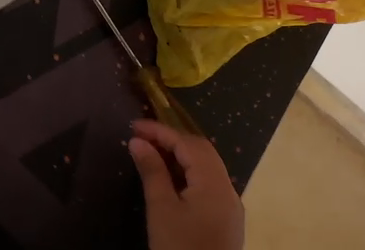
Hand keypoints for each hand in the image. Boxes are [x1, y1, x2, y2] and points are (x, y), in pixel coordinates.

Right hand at [129, 119, 244, 249]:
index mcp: (215, 184)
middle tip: (143, 138)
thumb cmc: (180, 248)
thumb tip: (138, 141)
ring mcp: (231, 207)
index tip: (133, 127)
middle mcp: (228, 190)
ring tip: (153, 154)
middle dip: (172, 139)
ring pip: (207, 167)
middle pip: (202, 151)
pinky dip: (189, 172)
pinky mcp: (227, 221)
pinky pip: (209, 183)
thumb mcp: (161, 208)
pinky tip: (171, 178)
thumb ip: (152, 170)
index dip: (160, 131)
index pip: (187, 143)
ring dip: (181, 155)